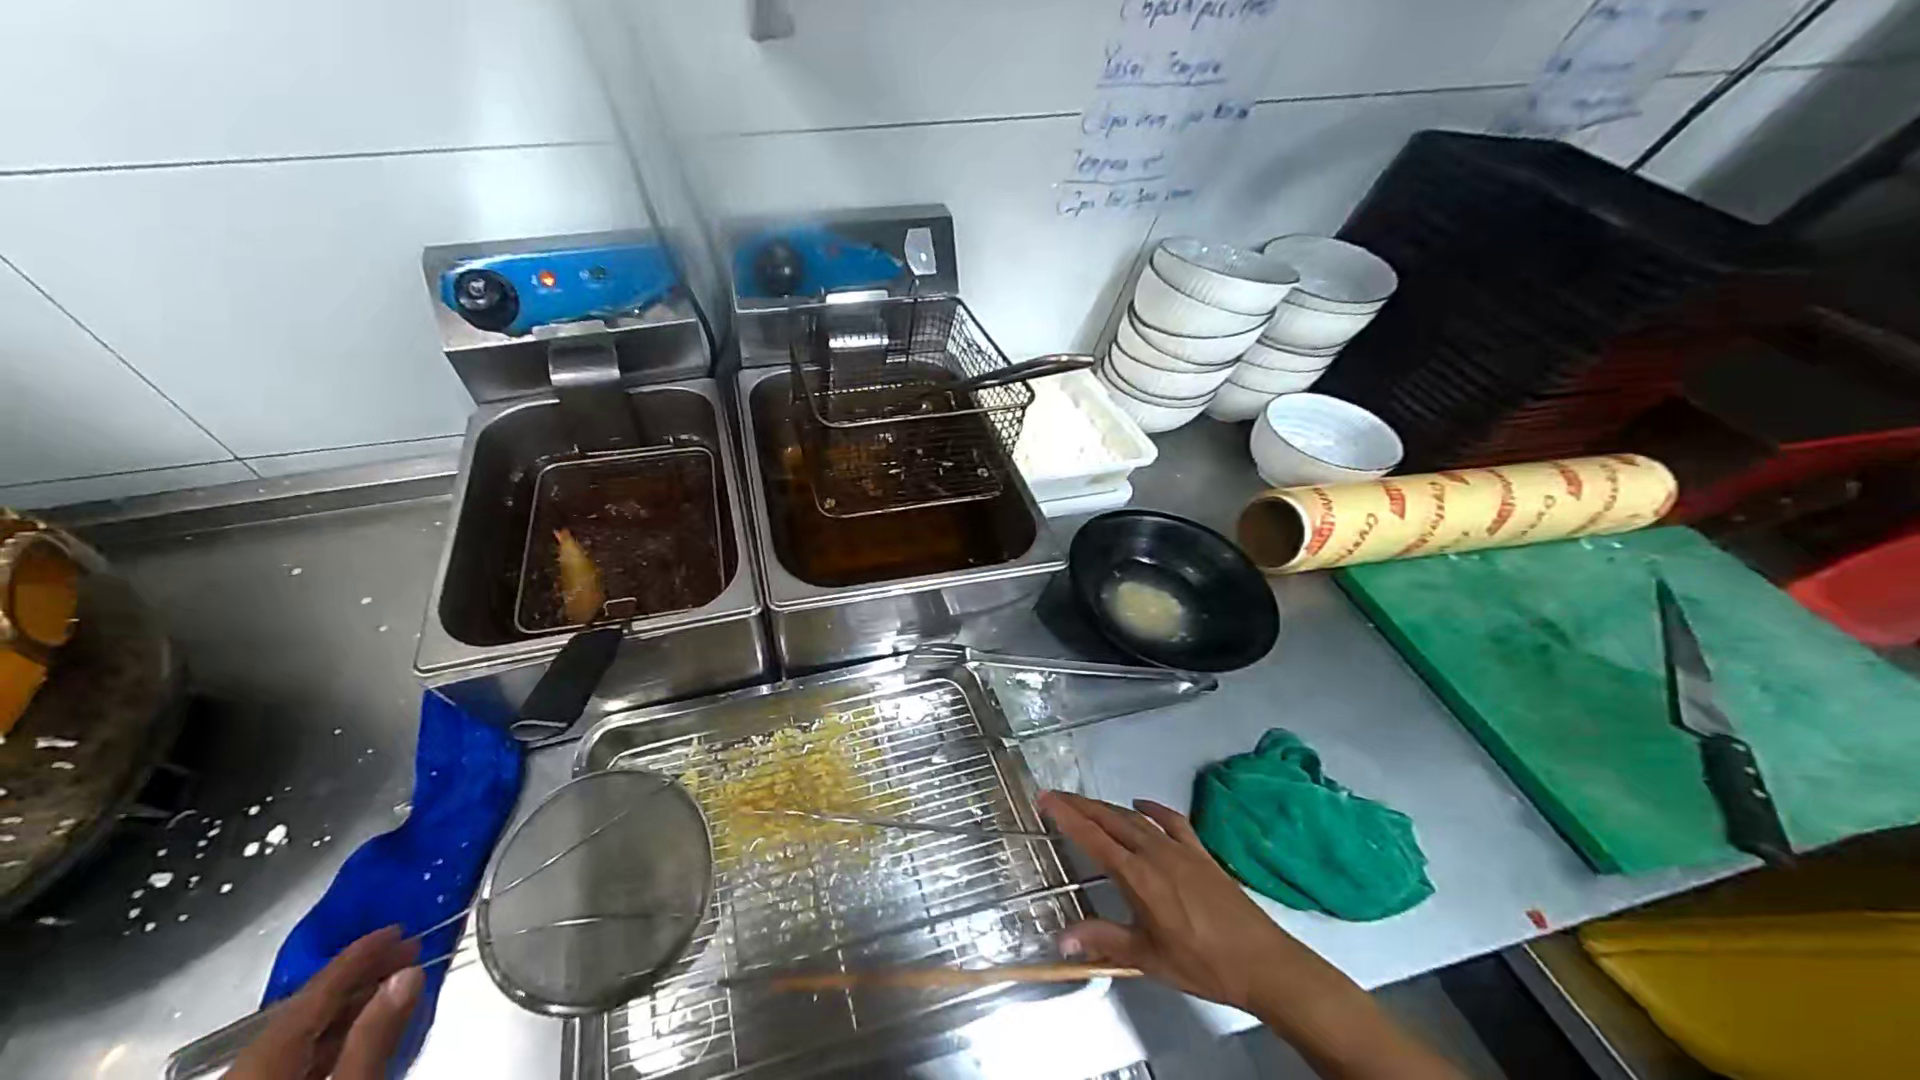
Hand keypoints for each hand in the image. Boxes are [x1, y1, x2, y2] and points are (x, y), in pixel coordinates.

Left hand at [229, 925, 424, 1079]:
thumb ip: (375, 1036)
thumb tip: (409, 972)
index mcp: (263, 1057)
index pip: (316, 992)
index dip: (358, 955)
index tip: (398, 926)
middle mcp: (244, 1066)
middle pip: (306, 1010)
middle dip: (360, 975)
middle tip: (409, 948)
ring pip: (301, 1033)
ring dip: (350, 1003)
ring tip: (394, 982)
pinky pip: (294, 1055)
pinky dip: (331, 1032)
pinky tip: (360, 1026)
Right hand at [1039, 792, 1461, 1079]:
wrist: (1263, 962)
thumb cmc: (1201, 963)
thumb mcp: (1147, 958)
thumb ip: (1103, 941)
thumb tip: (1060, 940)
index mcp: (1138, 877)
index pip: (1093, 838)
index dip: (1067, 816)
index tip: (1045, 798)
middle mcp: (1156, 853)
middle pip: (1110, 819)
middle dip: (1081, 805)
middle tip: (1056, 795)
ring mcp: (1180, 849)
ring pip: (1135, 818)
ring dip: (1107, 807)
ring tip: (1086, 803)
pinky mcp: (1201, 853)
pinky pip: (1171, 821)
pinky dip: (1152, 808)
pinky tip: (1141, 803)